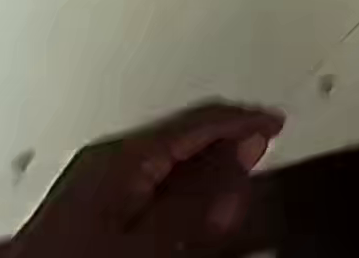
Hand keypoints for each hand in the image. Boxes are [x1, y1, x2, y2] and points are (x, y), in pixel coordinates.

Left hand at [8, 102, 282, 257]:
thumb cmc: (83, 255)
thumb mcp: (158, 226)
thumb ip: (206, 182)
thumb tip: (249, 142)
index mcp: (123, 149)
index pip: (204, 114)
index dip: (247, 117)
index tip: (275, 121)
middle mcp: (106, 155)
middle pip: (187, 134)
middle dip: (226, 147)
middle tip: (255, 158)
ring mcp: (91, 181)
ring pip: (170, 159)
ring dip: (204, 173)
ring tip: (227, 196)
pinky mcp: (85, 207)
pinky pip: (150, 180)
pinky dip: (178, 189)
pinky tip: (188, 210)